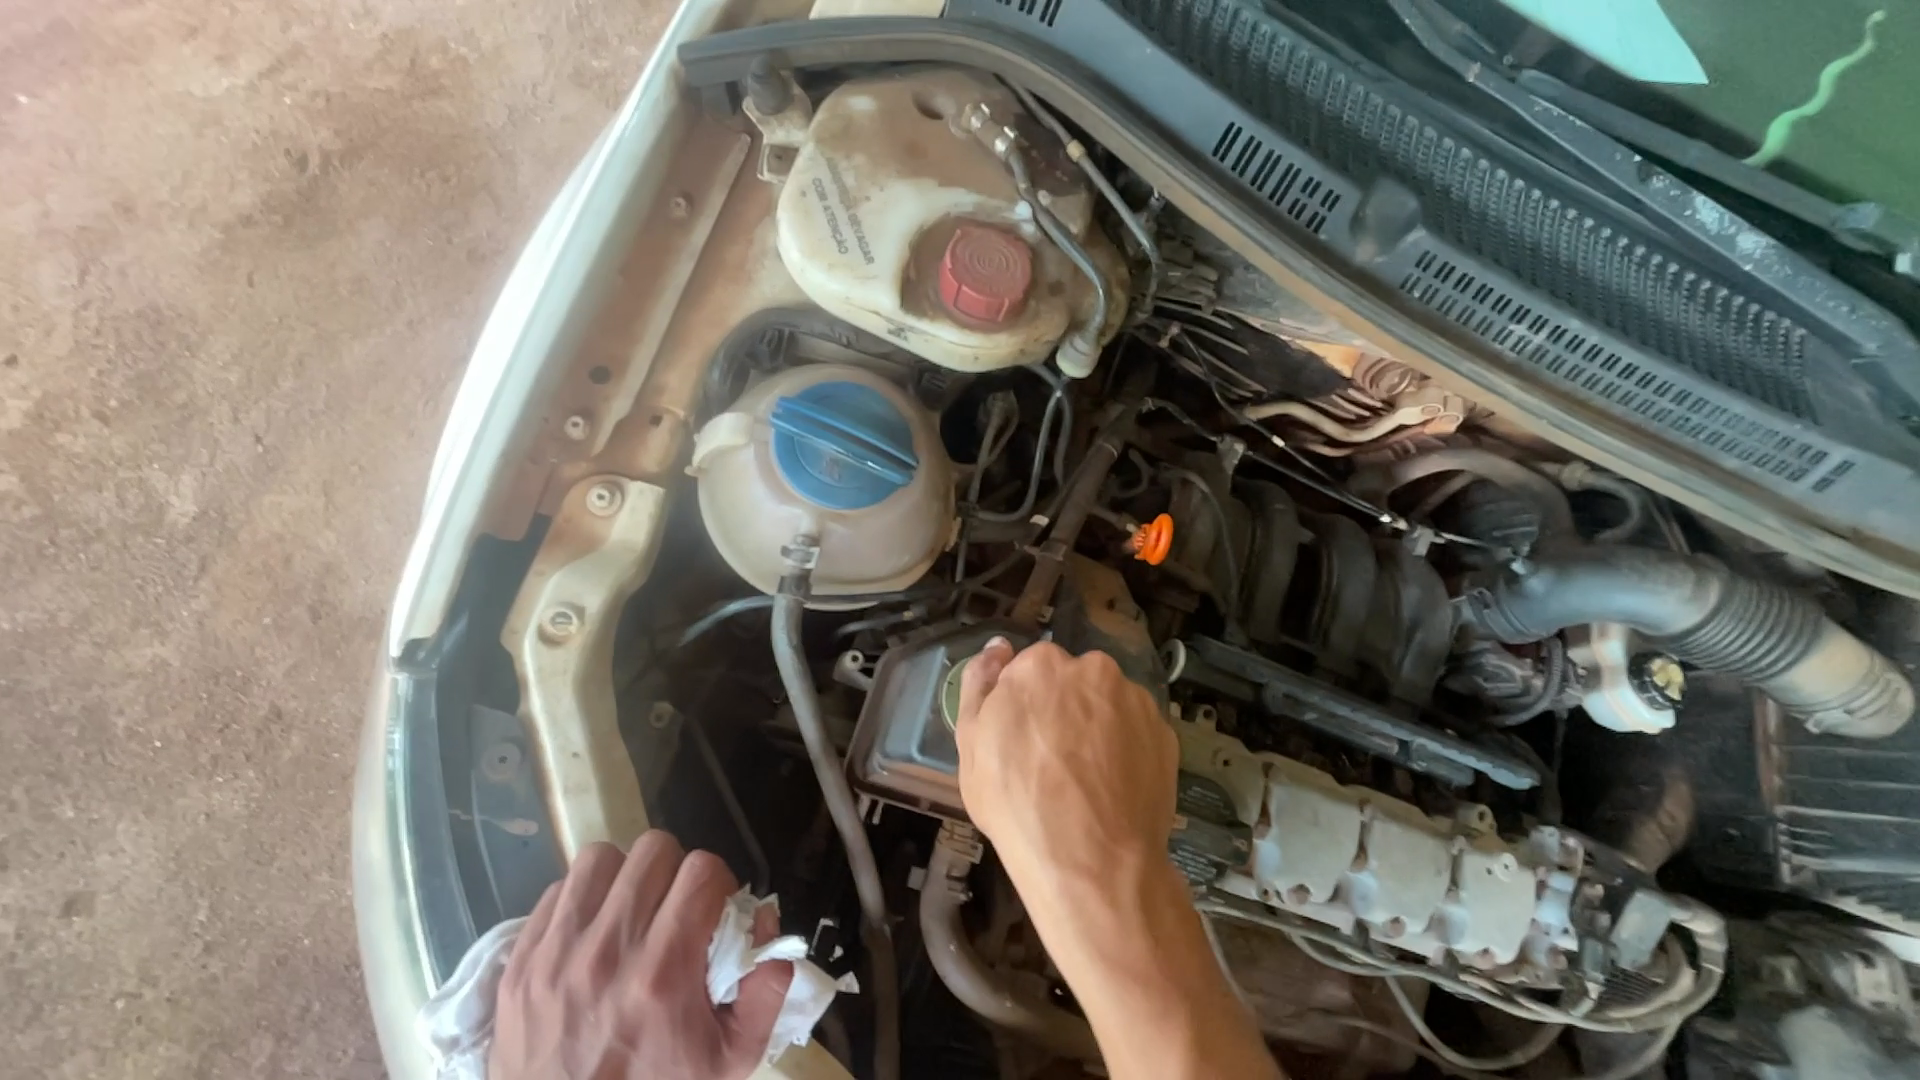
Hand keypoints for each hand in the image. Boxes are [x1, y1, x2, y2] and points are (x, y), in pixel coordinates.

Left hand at [490, 831, 792, 1079]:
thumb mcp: (732, 1061)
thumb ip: (766, 991)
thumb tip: (767, 926)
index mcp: (663, 974)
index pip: (702, 871)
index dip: (718, 883)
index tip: (714, 912)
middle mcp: (607, 953)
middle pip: (654, 851)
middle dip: (675, 873)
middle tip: (675, 909)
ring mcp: (555, 954)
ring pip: (601, 859)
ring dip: (625, 878)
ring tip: (632, 913)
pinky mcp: (519, 961)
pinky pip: (558, 891)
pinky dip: (582, 902)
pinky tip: (592, 933)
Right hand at [954, 638, 1178, 899]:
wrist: (1092, 861)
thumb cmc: (1017, 802)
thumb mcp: (971, 744)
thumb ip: (979, 686)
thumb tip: (997, 648)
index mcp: (1042, 664)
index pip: (1027, 669)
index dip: (1021, 705)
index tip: (1019, 739)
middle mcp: (1094, 669)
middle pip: (1071, 682)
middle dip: (1062, 708)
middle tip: (1051, 759)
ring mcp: (1136, 700)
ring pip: (1107, 705)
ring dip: (1096, 726)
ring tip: (1085, 779)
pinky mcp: (1165, 734)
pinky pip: (1136, 733)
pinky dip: (1126, 750)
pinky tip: (1113, 788)